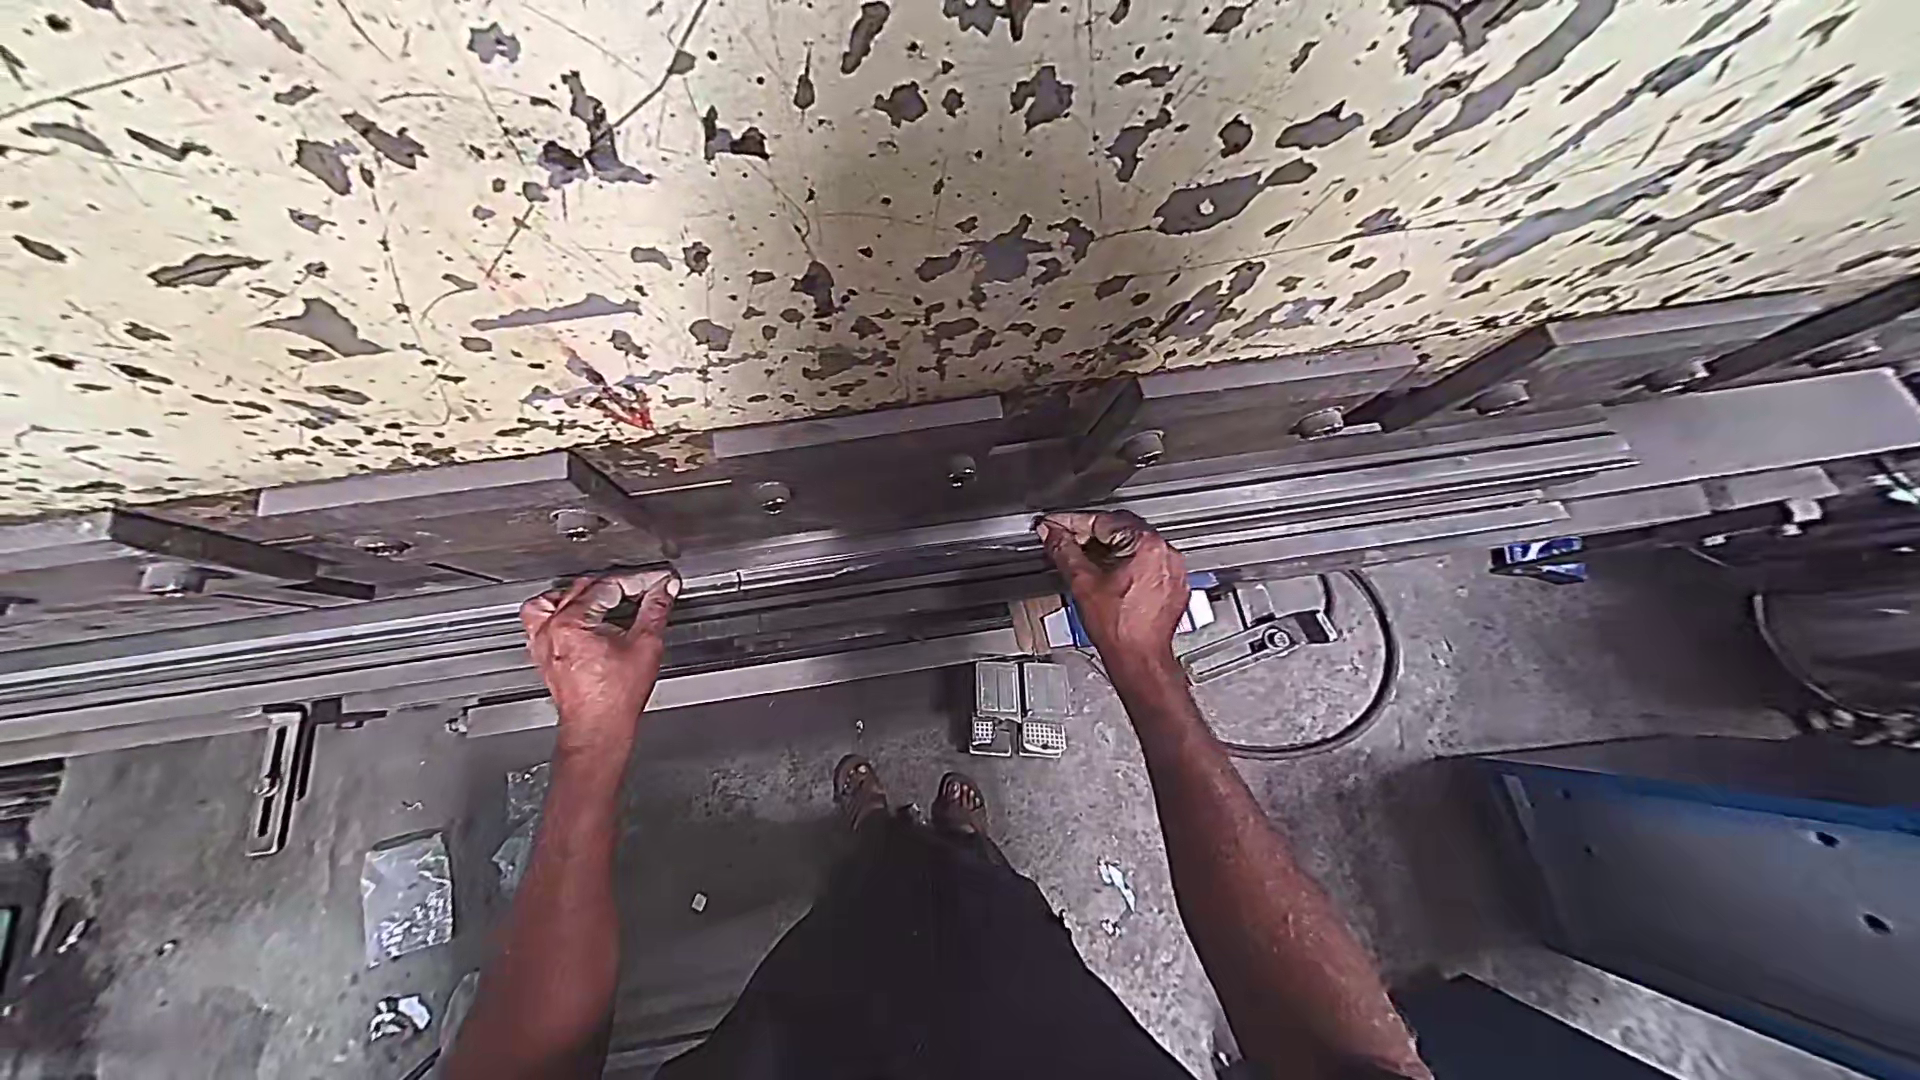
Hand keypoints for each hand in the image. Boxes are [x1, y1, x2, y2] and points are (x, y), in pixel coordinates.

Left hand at [519, 569, 679, 752]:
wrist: (599, 725)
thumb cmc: (616, 696)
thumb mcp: (646, 644)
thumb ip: (655, 610)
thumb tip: (664, 589)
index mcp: (572, 623)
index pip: (609, 586)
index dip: (639, 580)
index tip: (657, 580)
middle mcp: (550, 629)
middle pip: (583, 587)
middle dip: (617, 584)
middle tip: (644, 587)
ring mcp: (542, 641)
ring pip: (555, 598)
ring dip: (583, 592)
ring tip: (607, 594)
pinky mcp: (542, 652)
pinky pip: (541, 618)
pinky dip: (560, 609)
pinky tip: (579, 614)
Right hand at [1036, 510, 1187, 674]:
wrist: (1140, 659)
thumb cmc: (1119, 629)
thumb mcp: (1083, 583)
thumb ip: (1064, 551)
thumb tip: (1052, 533)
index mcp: (1146, 545)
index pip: (1104, 520)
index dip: (1074, 522)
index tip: (1057, 525)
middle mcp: (1165, 553)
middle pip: (1121, 528)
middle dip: (1091, 533)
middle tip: (1066, 539)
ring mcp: (1172, 569)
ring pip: (1135, 545)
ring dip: (1108, 548)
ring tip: (1084, 558)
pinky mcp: (1173, 584)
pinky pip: (1147, 562)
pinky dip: (1126, 563)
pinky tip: (1108, 574)